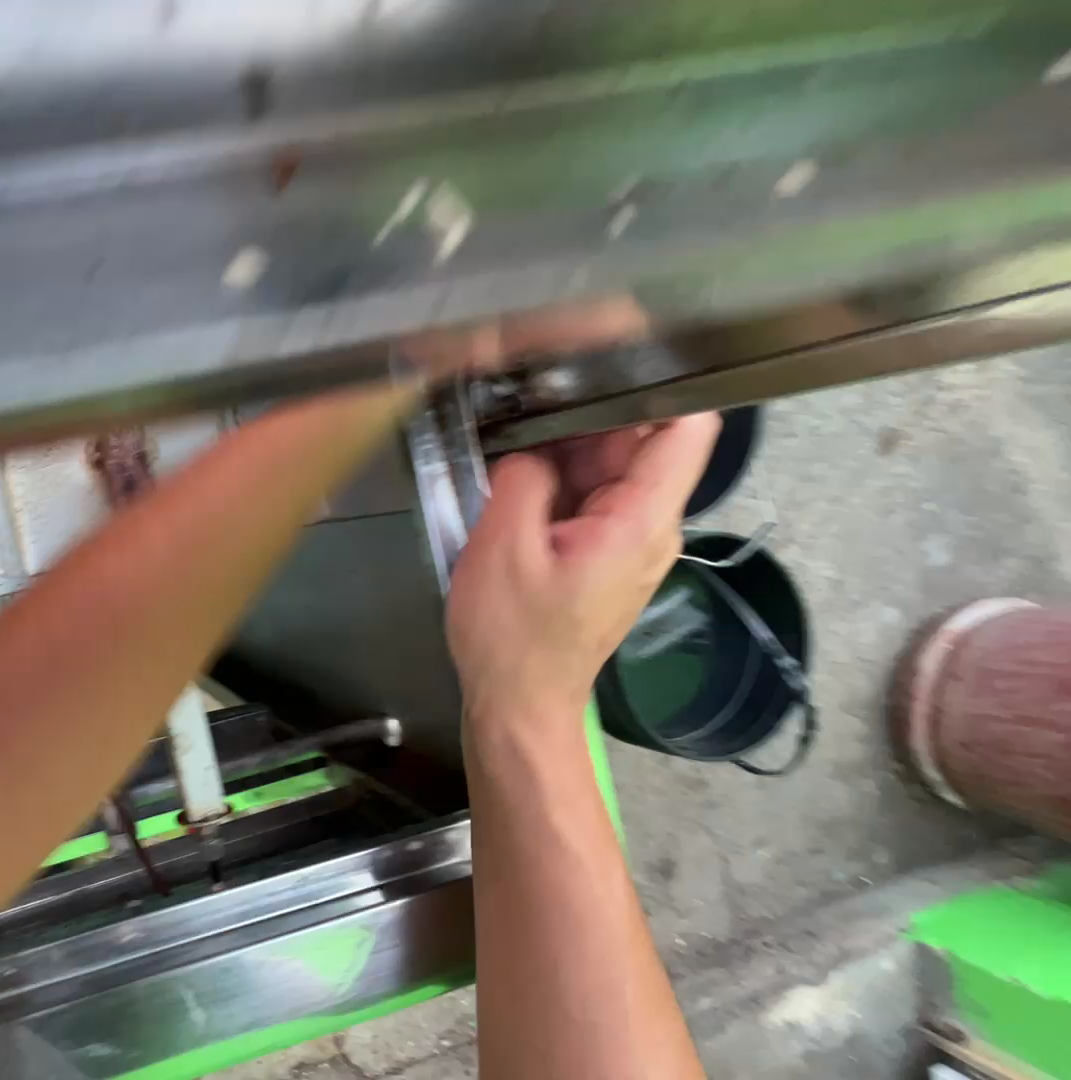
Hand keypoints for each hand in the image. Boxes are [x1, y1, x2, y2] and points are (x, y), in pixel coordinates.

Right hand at [446, 414, 721, 728]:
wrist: (520, 700)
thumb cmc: (512, 631)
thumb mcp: (502, 548)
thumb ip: (522, 480)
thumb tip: (529, 450)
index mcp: (639, 519)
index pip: (683, 427)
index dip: (652, 385)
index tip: (595, 360)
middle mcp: (649, 525)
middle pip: (638, 442)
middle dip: (583, 416)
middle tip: (520, 399)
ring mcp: (626, 541)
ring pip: (608, 468)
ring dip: (562, 448)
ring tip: (507, 432)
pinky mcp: (600, 553)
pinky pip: (588, 498)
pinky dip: (556, 479)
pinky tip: (512, 473)